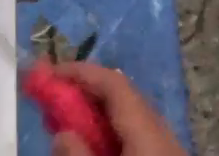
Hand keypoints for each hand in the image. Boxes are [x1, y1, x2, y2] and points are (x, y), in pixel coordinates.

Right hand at [47, 61, 187, 155]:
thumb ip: (80, 154)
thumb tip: (60, 132)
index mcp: (149, 128)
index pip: (113, 82)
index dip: (80, 70)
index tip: (47, 71)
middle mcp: (163, 129)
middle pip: (122, 95)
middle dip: (85, 90)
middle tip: (52, 95)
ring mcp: (170, 145)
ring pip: (130, 115)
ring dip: (97, 112)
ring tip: (68, 120)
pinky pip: (138, 133)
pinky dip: (112, 130)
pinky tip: (96, 143)